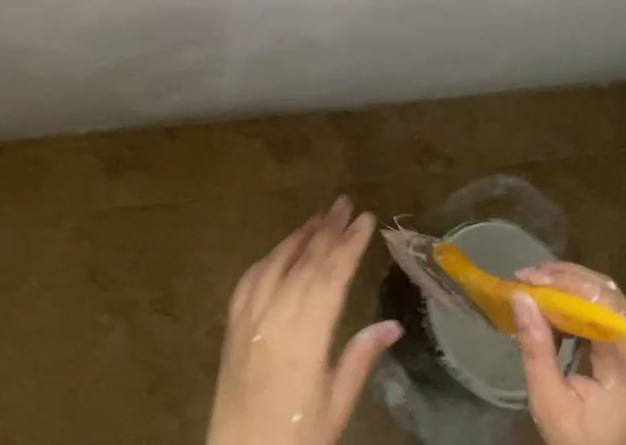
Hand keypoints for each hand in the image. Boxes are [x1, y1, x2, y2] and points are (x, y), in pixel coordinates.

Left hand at [206, 196, 403, 444]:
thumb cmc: (296, 434)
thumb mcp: (337, 403)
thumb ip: (361, 357)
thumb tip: (393, 324)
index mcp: (305, 336)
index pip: (331, 276)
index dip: (349, 244)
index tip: (366, 219)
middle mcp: (274, 315)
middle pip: (305, 262)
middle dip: (328, 230)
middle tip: (346, 203)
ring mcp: (249, 315)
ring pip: (277, 262)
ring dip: (300, 236)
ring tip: (321, 216)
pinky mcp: (232, 322)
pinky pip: (252, 276)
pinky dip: (271, 257)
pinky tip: (284, 249)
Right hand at [510, 263, 625, 444]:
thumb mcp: (550, 404)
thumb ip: (537, 349)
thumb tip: (520, 297)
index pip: (605, 304)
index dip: (565, 282)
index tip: (528, 279)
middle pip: (613, 297)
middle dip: (568, 279)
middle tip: (529, 277)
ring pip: (615, 304)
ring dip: (575, 290)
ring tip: (538, 288)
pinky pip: (615, 322)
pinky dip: (585, 309)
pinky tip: (558, 311)